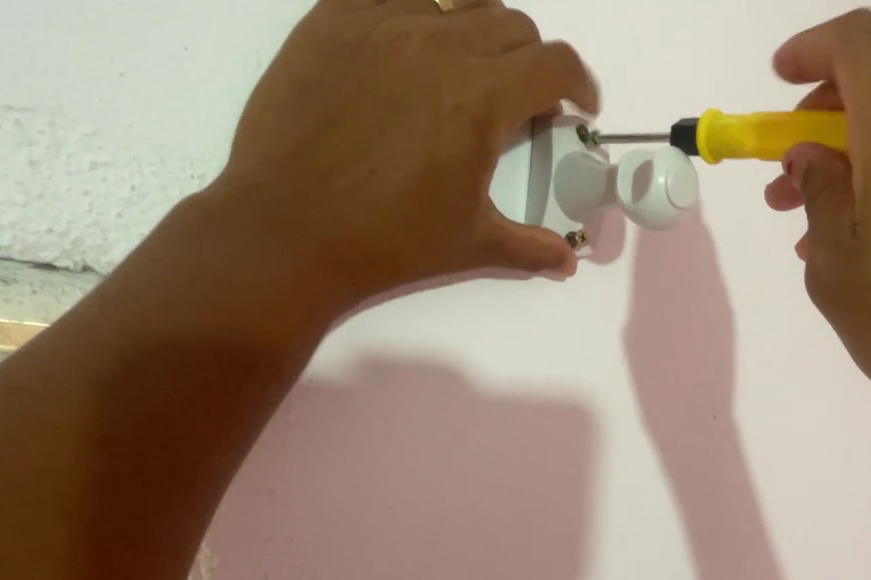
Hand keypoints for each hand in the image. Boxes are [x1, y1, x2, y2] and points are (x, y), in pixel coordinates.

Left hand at [205, 0, 599, 306]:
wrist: (290, 229)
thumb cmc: (391, 241)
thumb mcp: (473, 246)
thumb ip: (530, 247)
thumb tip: (567, 263)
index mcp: (481, 99)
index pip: (554, 63)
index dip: (579, 82)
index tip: (579, 103)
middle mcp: (438, 45)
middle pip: (511, 25)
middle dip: (533, 59)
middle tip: (524, 97)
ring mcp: (381, 23)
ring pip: (455, 1)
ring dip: (479, 33)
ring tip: (467, 71)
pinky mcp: (333, 19)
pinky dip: (418, 18)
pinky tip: (410, 55)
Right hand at [765, 10, 870, 451]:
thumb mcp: (833, 262)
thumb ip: (816, 195)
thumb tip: (814, 158)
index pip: (857, 44)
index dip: (811, 51)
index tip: (777, 82)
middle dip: (821, 124)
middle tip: (781, 185)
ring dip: (851, 164)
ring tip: (809, 229)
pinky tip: (860, 246)